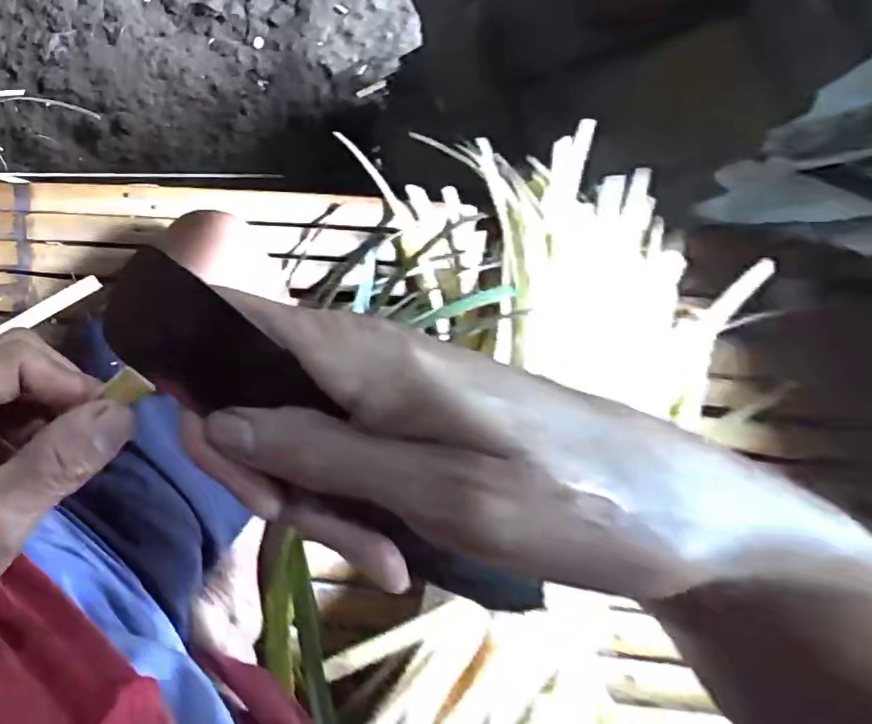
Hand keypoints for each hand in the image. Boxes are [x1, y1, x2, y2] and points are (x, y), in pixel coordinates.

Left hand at [0, 331, 135, 647]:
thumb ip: (60, 460)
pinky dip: (41, 423)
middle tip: (98, 433)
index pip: (19, 357)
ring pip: (22, 379)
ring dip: (56, 407)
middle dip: (64, 390)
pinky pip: (13, 404)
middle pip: (21, 358)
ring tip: (80, 449)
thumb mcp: (3, 514)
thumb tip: (123, 414)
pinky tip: (55, 455)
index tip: (109, 420)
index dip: (69, 381)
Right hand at [180, 291, 871, 602]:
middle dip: (260, 470)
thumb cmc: (570, 496)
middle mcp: (341, 352)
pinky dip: (338, 499)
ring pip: (281, 431)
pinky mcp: (382, 416)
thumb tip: (209, 420)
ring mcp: (361, 385)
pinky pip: (323, 449)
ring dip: (308, 498)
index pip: (224, 316)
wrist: (687, 515)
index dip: (184, 363)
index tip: (207, 447)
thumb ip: (315, 451)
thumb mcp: (437, 489)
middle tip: (332, 539)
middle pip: (242, 392)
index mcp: (345, 346)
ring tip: (385, 555)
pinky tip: (392, 544)